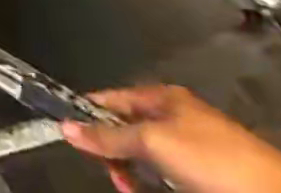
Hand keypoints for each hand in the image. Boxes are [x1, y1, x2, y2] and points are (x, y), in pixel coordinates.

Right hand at [61, 85, 280, 192]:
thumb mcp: (155, 144)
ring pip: (148, 157)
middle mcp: (177, 116)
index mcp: (163, 98)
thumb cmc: (215, 163)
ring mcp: (195, 147)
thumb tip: (66, 126)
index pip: (112, 99)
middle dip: (115, 153)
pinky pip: (168, 175)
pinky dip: (155, 184)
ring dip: (134, 174)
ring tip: (132, 189)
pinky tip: (152, 191)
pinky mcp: (209, 176)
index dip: (89, 114)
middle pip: (128, 129)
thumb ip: (110, 137)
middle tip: (115, 178)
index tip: (71, 138)